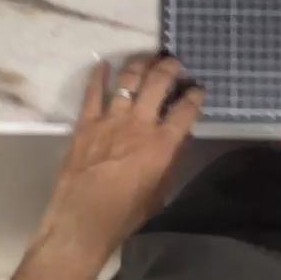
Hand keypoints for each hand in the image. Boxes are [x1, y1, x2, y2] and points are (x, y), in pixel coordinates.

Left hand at [30, 56, 202, 273]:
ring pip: (129, 79)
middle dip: (170, 68)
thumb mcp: (160, 192)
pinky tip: (103, 64)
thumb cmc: (125, 215)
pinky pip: (93, 92)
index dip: (195, 96)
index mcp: (162, 145)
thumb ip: (170, 162)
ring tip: (147, 58)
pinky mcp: (86, 122)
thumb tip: (177, 140)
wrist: (82, 221)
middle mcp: (139, 125)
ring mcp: (111, 120)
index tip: (198, 90)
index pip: (186, 110)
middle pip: (158, 83)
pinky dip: (98, 75)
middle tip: (174, 63)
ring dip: (140, 64)